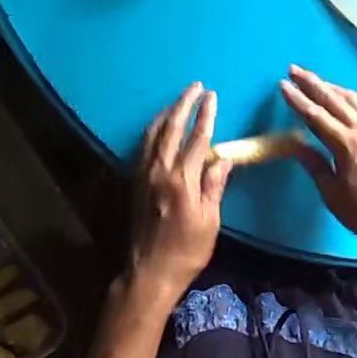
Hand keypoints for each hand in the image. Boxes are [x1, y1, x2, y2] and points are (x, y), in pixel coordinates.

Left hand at [128, 83, 231, 300]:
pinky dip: (153, 130)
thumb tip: (222, 157)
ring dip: (166, 113)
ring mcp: (143, 174)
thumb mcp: (209, 221)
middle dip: (184, 104)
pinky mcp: (134, 181)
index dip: (206, 115)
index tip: (212, 97)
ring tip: (178, 100)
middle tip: (195, 87)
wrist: (149, 270)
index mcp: (182, 180)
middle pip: (171, 128)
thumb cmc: (187, 250)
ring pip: (153, 134)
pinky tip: (159, 126)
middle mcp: (159, 171)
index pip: (197, 139)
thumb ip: (213, 185)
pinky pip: (143, 146)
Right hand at [280, 66, 356, 255]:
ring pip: (353, 101)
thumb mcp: (332, 193)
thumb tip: (295, 144)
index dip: (297, 100)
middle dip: (312, 83)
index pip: (316, 116)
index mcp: (347, 145)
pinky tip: (348, 100)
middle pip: (334, 100)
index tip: (282, 85)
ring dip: (332, 87)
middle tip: (294, 70)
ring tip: (316, 80)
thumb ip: (314, 164)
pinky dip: (353, 101)